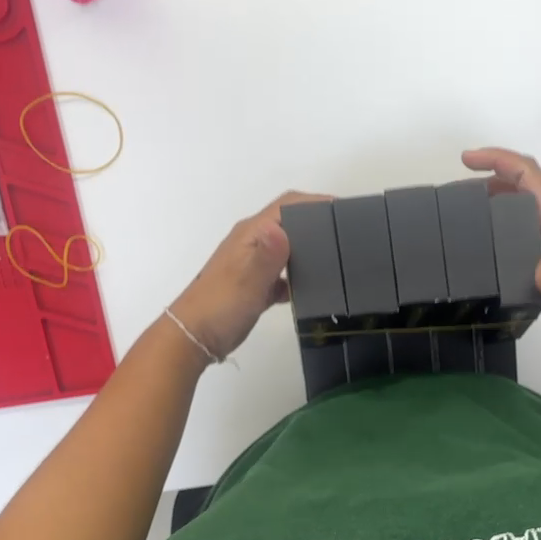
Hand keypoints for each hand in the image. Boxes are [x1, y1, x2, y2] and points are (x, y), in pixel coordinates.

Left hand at [170, 191, 329, 360]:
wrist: (194, 337)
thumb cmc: (220, 306)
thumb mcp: (246, 280)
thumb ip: (266, 255)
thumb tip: (281, 230)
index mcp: (252, 234)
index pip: (288, 206)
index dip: (316, 202)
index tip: (344, 211)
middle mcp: (253, 243)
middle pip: (290, 224)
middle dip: (317, 225)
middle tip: (346, 238)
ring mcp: (253, 265)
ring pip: (287, 250)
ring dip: (309, 252)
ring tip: (336, 262)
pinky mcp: (256, 287)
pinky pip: (283, 275)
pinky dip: (298, 279)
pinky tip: (313, 291)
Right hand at [461, 148, 540, 335]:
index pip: (527, 174)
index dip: (497, 159)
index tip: (468, 160)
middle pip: (523, 180)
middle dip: (490, 173)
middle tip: (458, 192)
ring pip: (523, 199)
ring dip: (496, 194)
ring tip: (468, 211)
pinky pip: (525, 219)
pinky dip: (504, 217)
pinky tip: (493, 238)